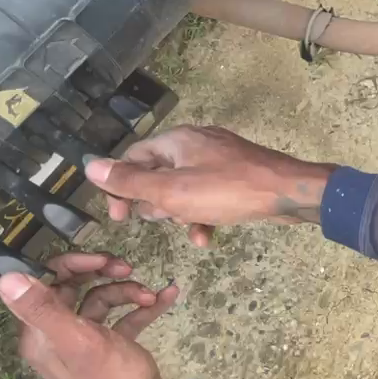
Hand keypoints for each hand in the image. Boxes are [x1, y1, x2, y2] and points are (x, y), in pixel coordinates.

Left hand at [0, 252, 181, 378]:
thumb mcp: (79, 341)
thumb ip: (44, 309)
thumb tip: (5, 277)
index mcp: (42, 335)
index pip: (46, 284)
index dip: (73, 265)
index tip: (102, 259)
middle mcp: (58, 335)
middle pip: (76, 287)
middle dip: (105, 274)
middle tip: (128, 267)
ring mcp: (86, 341)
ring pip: (104, 299)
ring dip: (129, 291)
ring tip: (150, 294)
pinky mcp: (112, 345)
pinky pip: (126, 316)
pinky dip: (145, 305)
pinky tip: (169, 295)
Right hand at [85, 125, 334, 247]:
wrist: (287, 192)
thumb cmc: (227, 190)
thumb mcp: (172, 191)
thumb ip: (131, 182)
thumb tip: (90, 164)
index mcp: (178, 141)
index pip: (134, 157)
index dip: (120, 186)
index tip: (118, 217)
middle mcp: (197, 144)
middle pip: (158, 173)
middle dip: (156, 202)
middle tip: (164, 219)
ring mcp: (220, 159)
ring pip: (183, 189)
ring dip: (180, 213)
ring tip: (189, 227)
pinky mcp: (237, 177)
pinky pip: (208, 196)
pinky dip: (203, 215)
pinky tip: (207, 237)